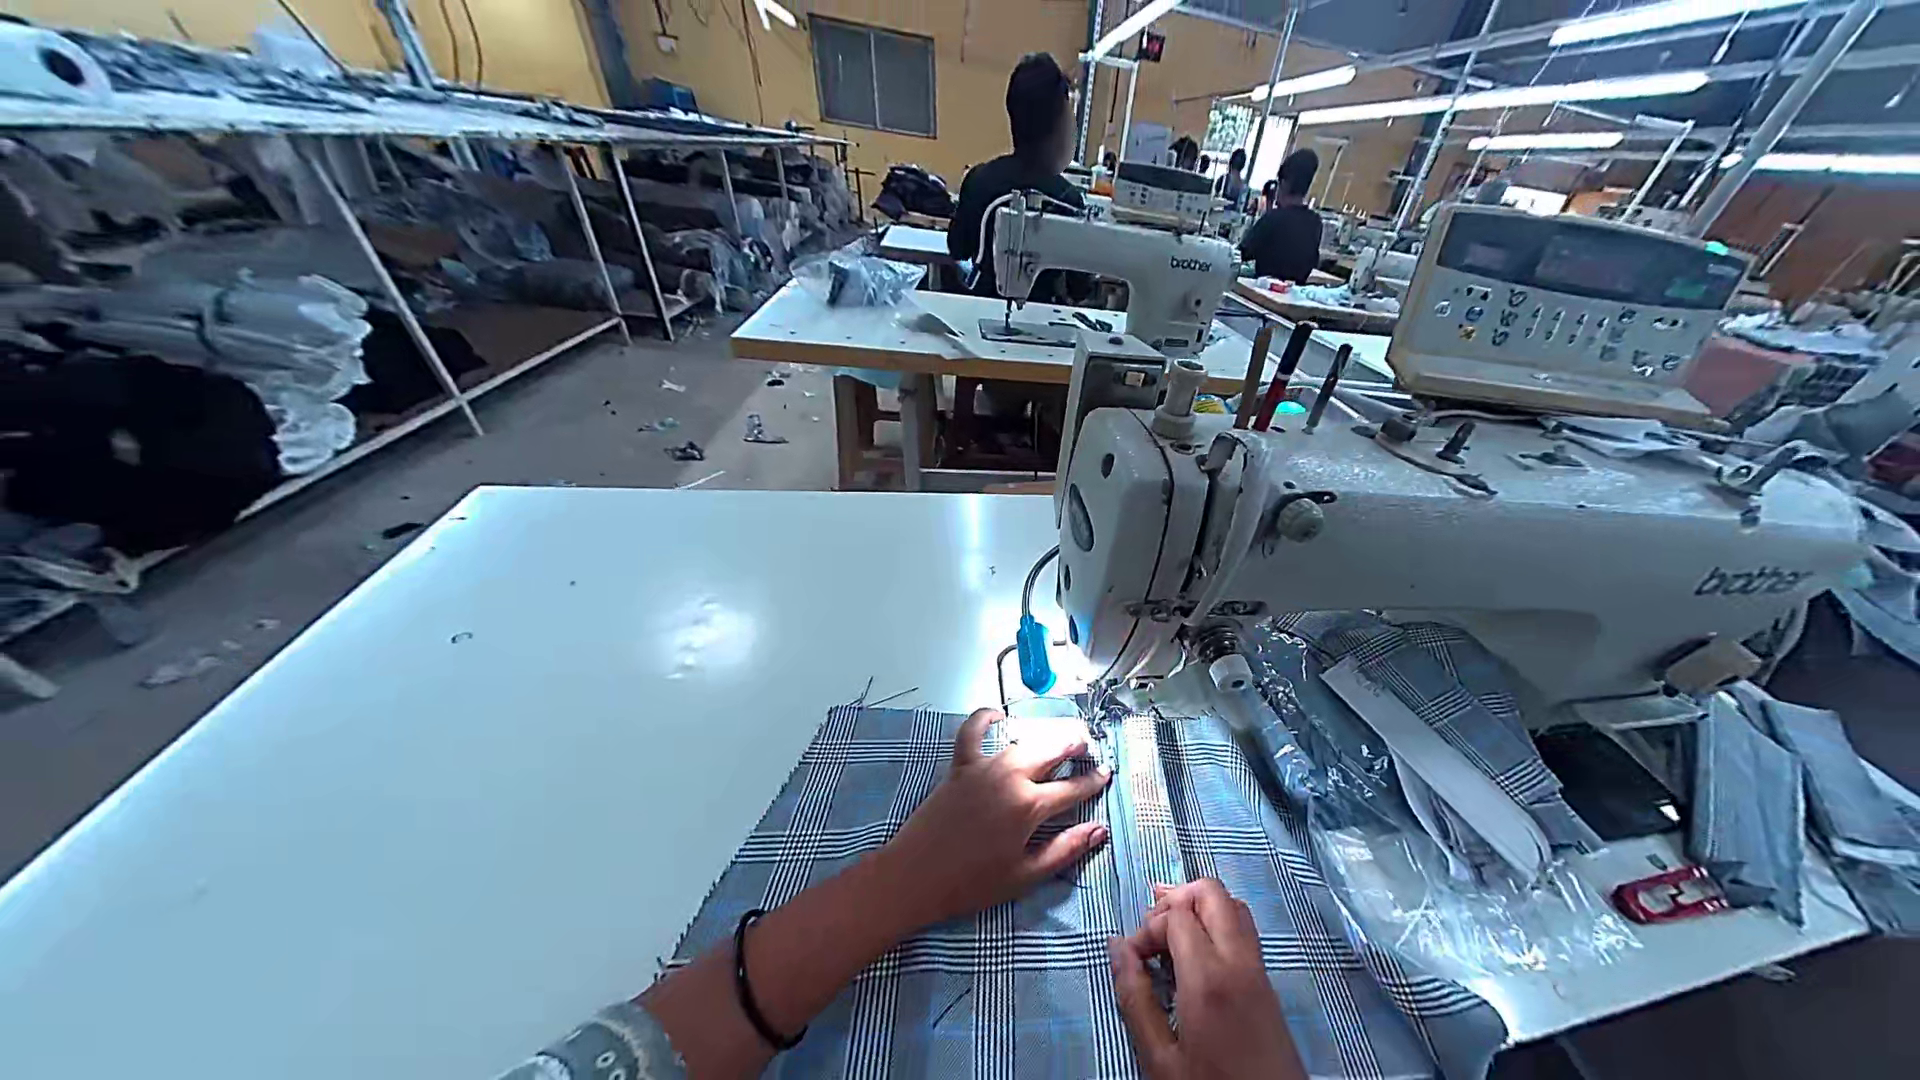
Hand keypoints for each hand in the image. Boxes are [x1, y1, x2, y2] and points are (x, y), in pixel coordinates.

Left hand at [873, 707, 1111, 927]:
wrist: (916, 875)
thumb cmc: (972, 883)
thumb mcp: (1025, 875)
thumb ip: (1065, 850)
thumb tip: (1099, 831)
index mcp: (1029, 806)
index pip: (1071, 790)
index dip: (1092, 782)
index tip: (1106, 774)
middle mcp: (1009, 778)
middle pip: (1049, 755)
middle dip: (1072, 748)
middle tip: (1087, 745)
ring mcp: (982, 768)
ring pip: (1019, 744)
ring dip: (1041, 738)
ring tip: (1057, 737)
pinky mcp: (958, 766)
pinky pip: (971, 733)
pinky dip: (983, 718)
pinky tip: (997, 713)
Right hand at [1109, 879, 1304, 1079]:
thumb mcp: (1160, 1060)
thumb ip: (1135, 997)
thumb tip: (1117, 946)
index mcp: (1209, 977)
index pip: (1175, 915)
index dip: (1146, 927)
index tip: (1133, 959)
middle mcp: (1239, 962)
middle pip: (1211, 892)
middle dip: (1176, 899)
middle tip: (1153, 930)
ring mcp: (1260, 972)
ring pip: (1233, 905)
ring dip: (1199, 907)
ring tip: (1172, 935)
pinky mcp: (1269, 987)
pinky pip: (1244, 930)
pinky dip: (1218, 923)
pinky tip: (1197, 955)